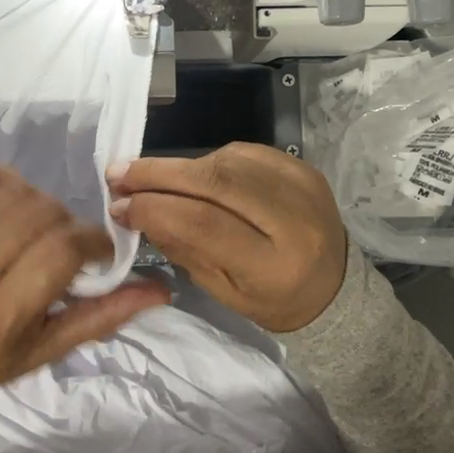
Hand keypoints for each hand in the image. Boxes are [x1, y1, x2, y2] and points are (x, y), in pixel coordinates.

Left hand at [0, 165, 171, 396]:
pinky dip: (5, 180)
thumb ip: (101, 316)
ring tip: (38, 232)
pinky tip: (11, 205)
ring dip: (41, 204)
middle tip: (67, 249)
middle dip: (69, 225)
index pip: (63, 249)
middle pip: (44, 212)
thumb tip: (160, 290)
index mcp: (5, 307)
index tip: (99, 255)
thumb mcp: (45, 349)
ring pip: (17, 190)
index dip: (94, 243)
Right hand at [108, 143, 347, 332]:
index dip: (154, 208)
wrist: (335, 286)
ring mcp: (301, 185)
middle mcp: (294, 218)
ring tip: (149, 177)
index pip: (204, 224)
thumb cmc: (273, 300)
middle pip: (215, 181)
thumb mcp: (223, 291)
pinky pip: (242, 152)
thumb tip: (135, 210)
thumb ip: (182, 248)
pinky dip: (208, 160)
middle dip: (159, 174)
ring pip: (225, 160)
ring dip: (180, 167)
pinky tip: (191, 173)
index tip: (118, 206)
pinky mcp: (302, 167)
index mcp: (275, 265)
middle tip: (118, 175)